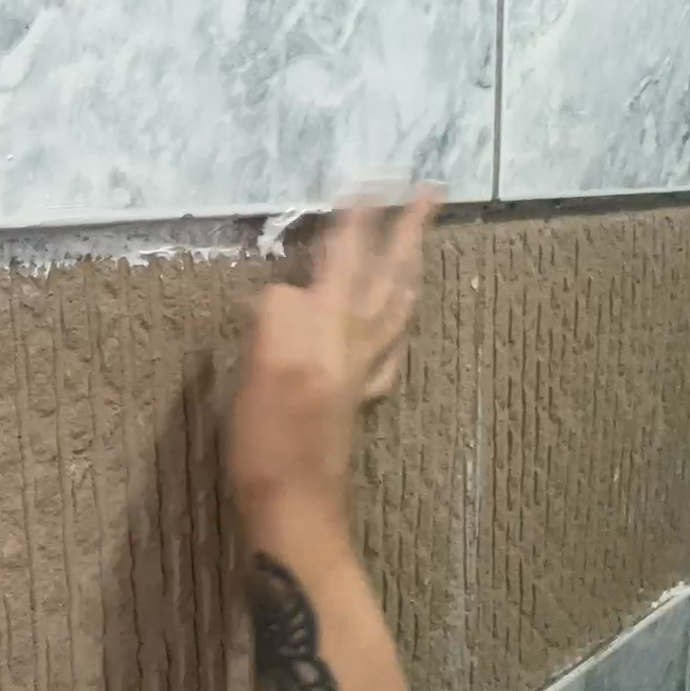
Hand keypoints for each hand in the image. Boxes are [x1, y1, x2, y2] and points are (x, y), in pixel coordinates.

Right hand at [227, 189, 435, 533]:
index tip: (368, 177)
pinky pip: (391, 355)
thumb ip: (276, 321)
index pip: (343, 260)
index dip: (352, 219)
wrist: (298, 513)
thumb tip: (281, 293)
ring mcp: (360, 375)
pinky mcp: (356, 402)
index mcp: (327, 333)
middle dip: (406, 231)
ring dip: (411, 269)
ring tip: (422, 243)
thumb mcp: (261, 375)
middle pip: (387, 277)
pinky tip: (401, 327)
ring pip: (397, 310)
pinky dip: (400, 330)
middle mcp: (353, 346)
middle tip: (429, 191)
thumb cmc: (270, 450)